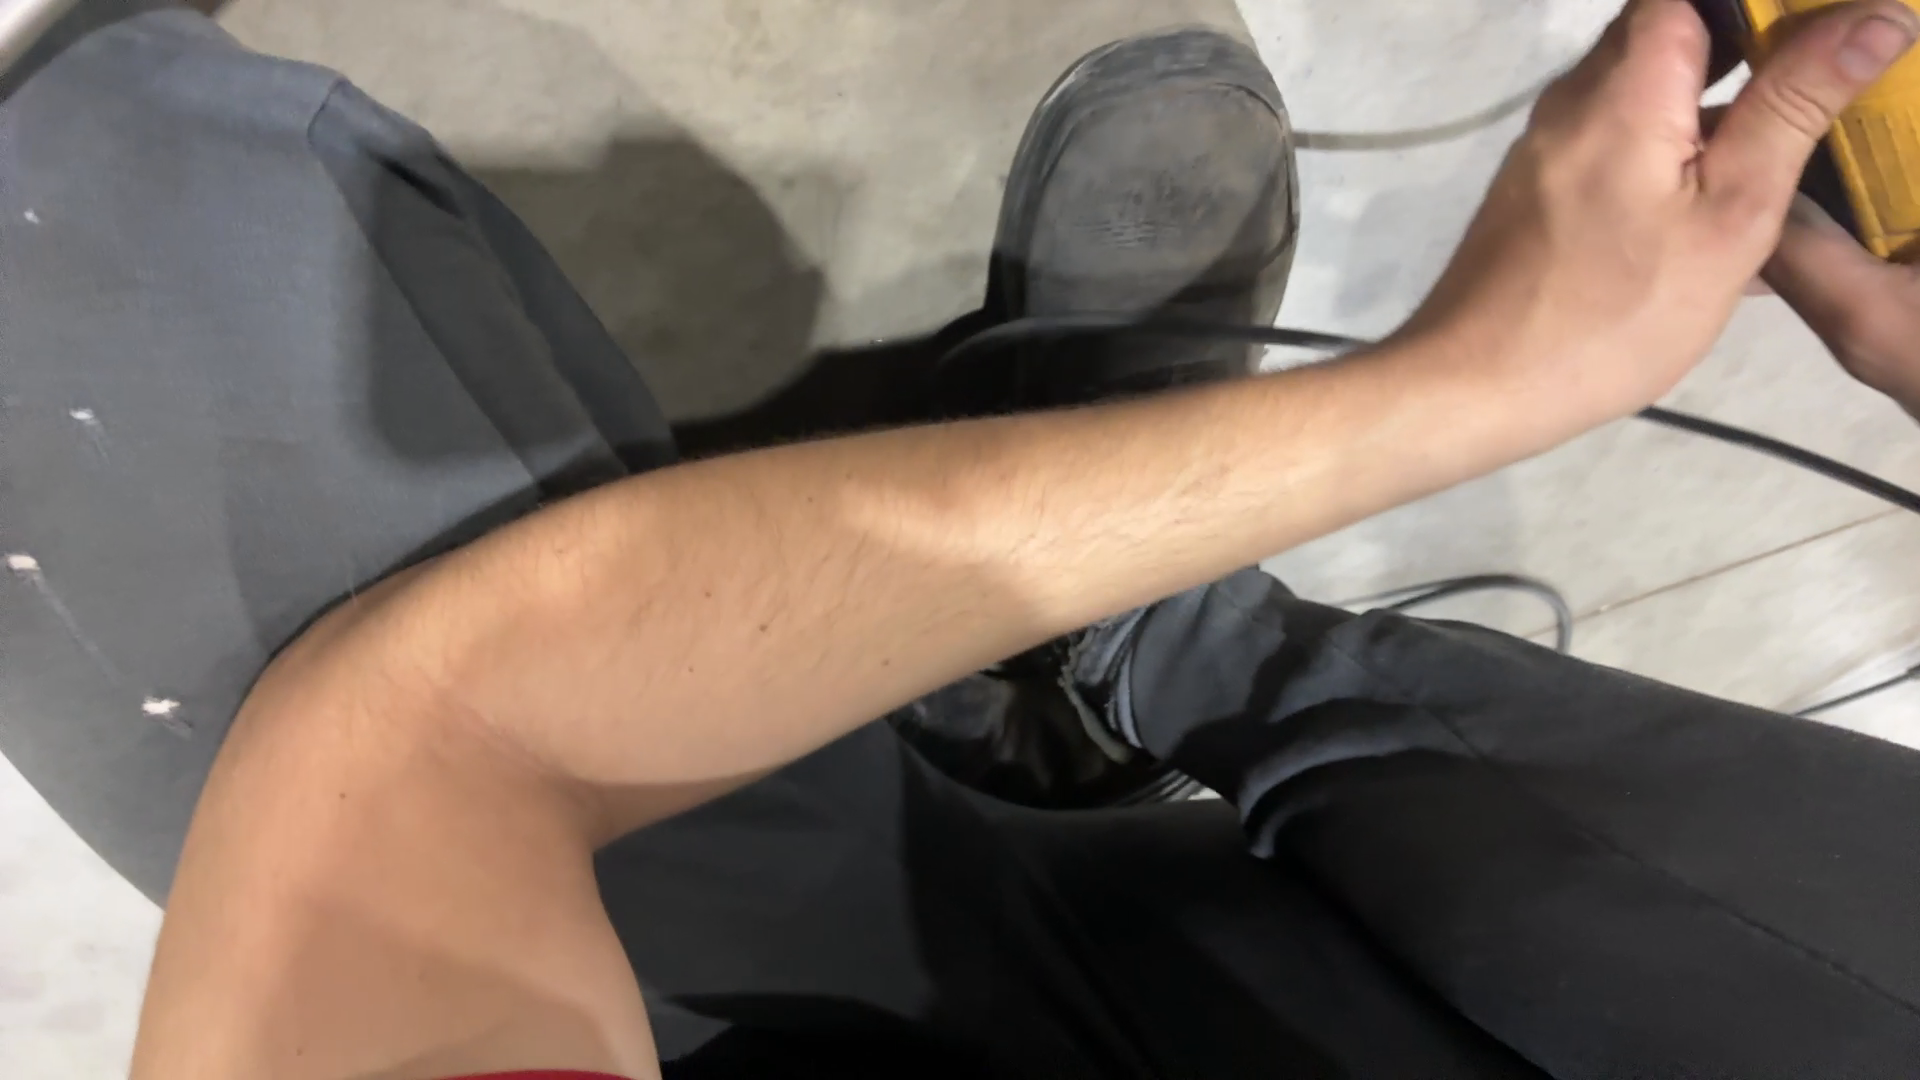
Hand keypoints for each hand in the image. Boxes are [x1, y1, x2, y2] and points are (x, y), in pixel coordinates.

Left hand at [1402, 0, 1919, 434]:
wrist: (1464, 391)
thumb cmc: (1600, 319)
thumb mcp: (1725, 216)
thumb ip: (1791, 108)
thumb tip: (1870, 15)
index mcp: (1617, 94)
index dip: (1755, 1)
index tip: (1819, 22)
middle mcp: (1562, 115)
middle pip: (1664, 38)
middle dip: (1749, 46)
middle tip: (1820, 83)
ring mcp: (1537, 165)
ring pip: (1636, 101)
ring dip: (1710, 108)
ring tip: (1789, 136)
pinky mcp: (1526, 208)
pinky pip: (1606, 153)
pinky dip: (1664, 158)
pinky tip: (1713, 200)